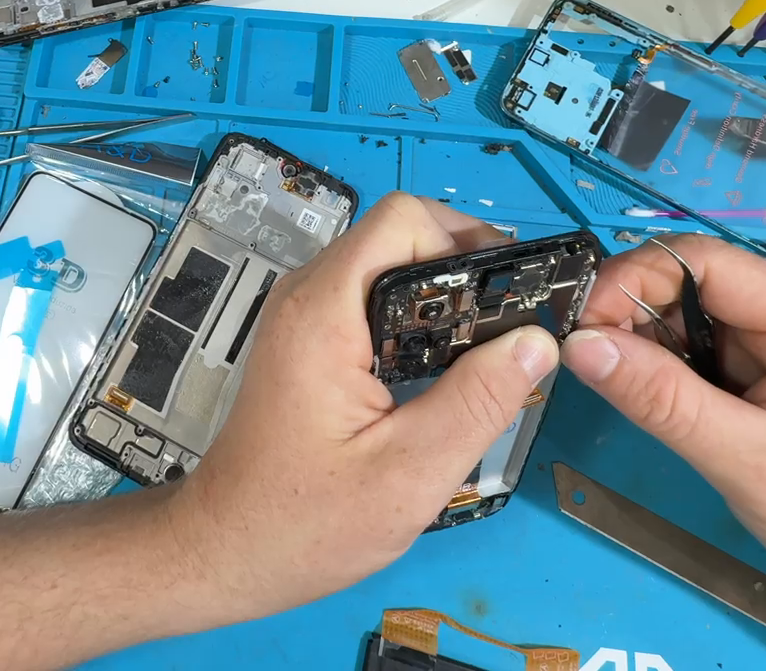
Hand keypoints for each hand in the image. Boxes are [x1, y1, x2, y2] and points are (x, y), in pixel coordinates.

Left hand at [164, 193, 560, 619]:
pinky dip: (412, 309)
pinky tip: (444, 356)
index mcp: (324, 308)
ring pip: (382, 262)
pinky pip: (367, 293)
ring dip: (439, 287)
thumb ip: (477, 401)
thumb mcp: (408, 472)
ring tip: (490, 337)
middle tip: (513, 316)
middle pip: (393, 234)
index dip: (462, 238)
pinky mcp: (304, 333)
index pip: (399, 220)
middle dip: (460, 261)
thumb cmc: (308, 519)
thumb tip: (538, 339)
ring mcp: (301, 310)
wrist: (227, 544)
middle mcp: (306, 292)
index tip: (511, 286)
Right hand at [561, 235, 765, 621]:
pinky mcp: (765, 361)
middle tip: (588, 355)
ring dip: (640, 337)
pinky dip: (658, 359)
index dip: (634, 279)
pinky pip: (692, 338)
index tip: (582, 326)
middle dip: (630, 310)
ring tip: (617, 379)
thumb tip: (577, 344)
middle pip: (690, 278)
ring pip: (684, 307)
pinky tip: (648, 389)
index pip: (706, 261)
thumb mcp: (750, 465)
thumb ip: (661, 400)